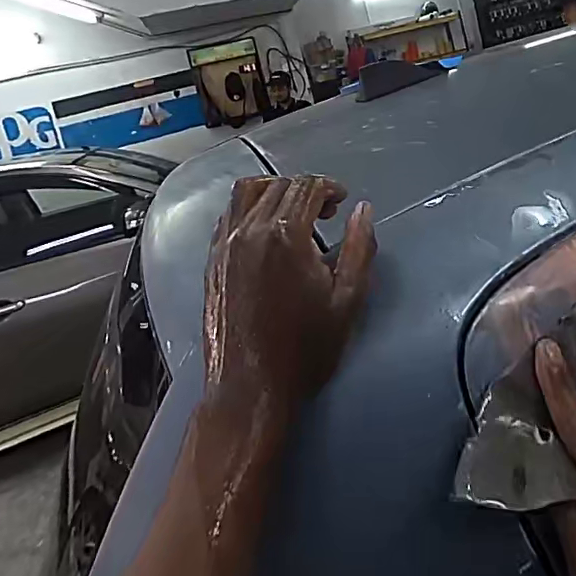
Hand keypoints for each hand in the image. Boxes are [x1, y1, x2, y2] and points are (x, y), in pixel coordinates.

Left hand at [202, 175, 376, 416]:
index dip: (329, 187)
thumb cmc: (303, 349)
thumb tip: (363, 211)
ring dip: (274, 190)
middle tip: (326, 210)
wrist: (251, 388)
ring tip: (294, 211)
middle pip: (278, 186)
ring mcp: (225, 245)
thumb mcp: (347, 300)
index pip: (306, 188)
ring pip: (246, 193)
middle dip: (306, 189)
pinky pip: (228, 216)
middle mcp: (250, 231)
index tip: (341, 199)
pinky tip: (264, 229)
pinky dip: (249, 209)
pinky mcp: (212, 261)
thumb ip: (360, 247)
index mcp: (285, 235)